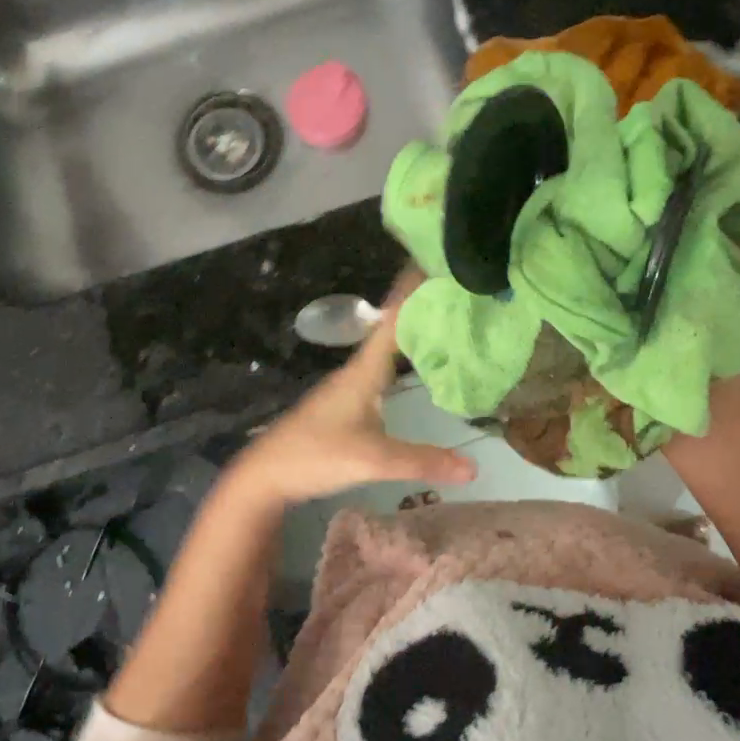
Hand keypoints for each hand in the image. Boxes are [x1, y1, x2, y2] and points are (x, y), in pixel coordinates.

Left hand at [227, 284, 476, 504]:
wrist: (266, 476)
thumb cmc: (316, 456)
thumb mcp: (374, 460)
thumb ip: (423, 460)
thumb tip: (474, 467)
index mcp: (362, 373)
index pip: (393, 321)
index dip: (415, 294)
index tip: (440, 264)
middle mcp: (354, 373)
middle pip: (392, 332)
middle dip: (422, 313)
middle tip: (459, 295)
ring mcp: (345, 389)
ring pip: (385, 353)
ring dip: (412, 337)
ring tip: (447, 326)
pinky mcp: (341, 407)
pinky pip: (380, 373)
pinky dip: (402, 362)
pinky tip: (416, 370)